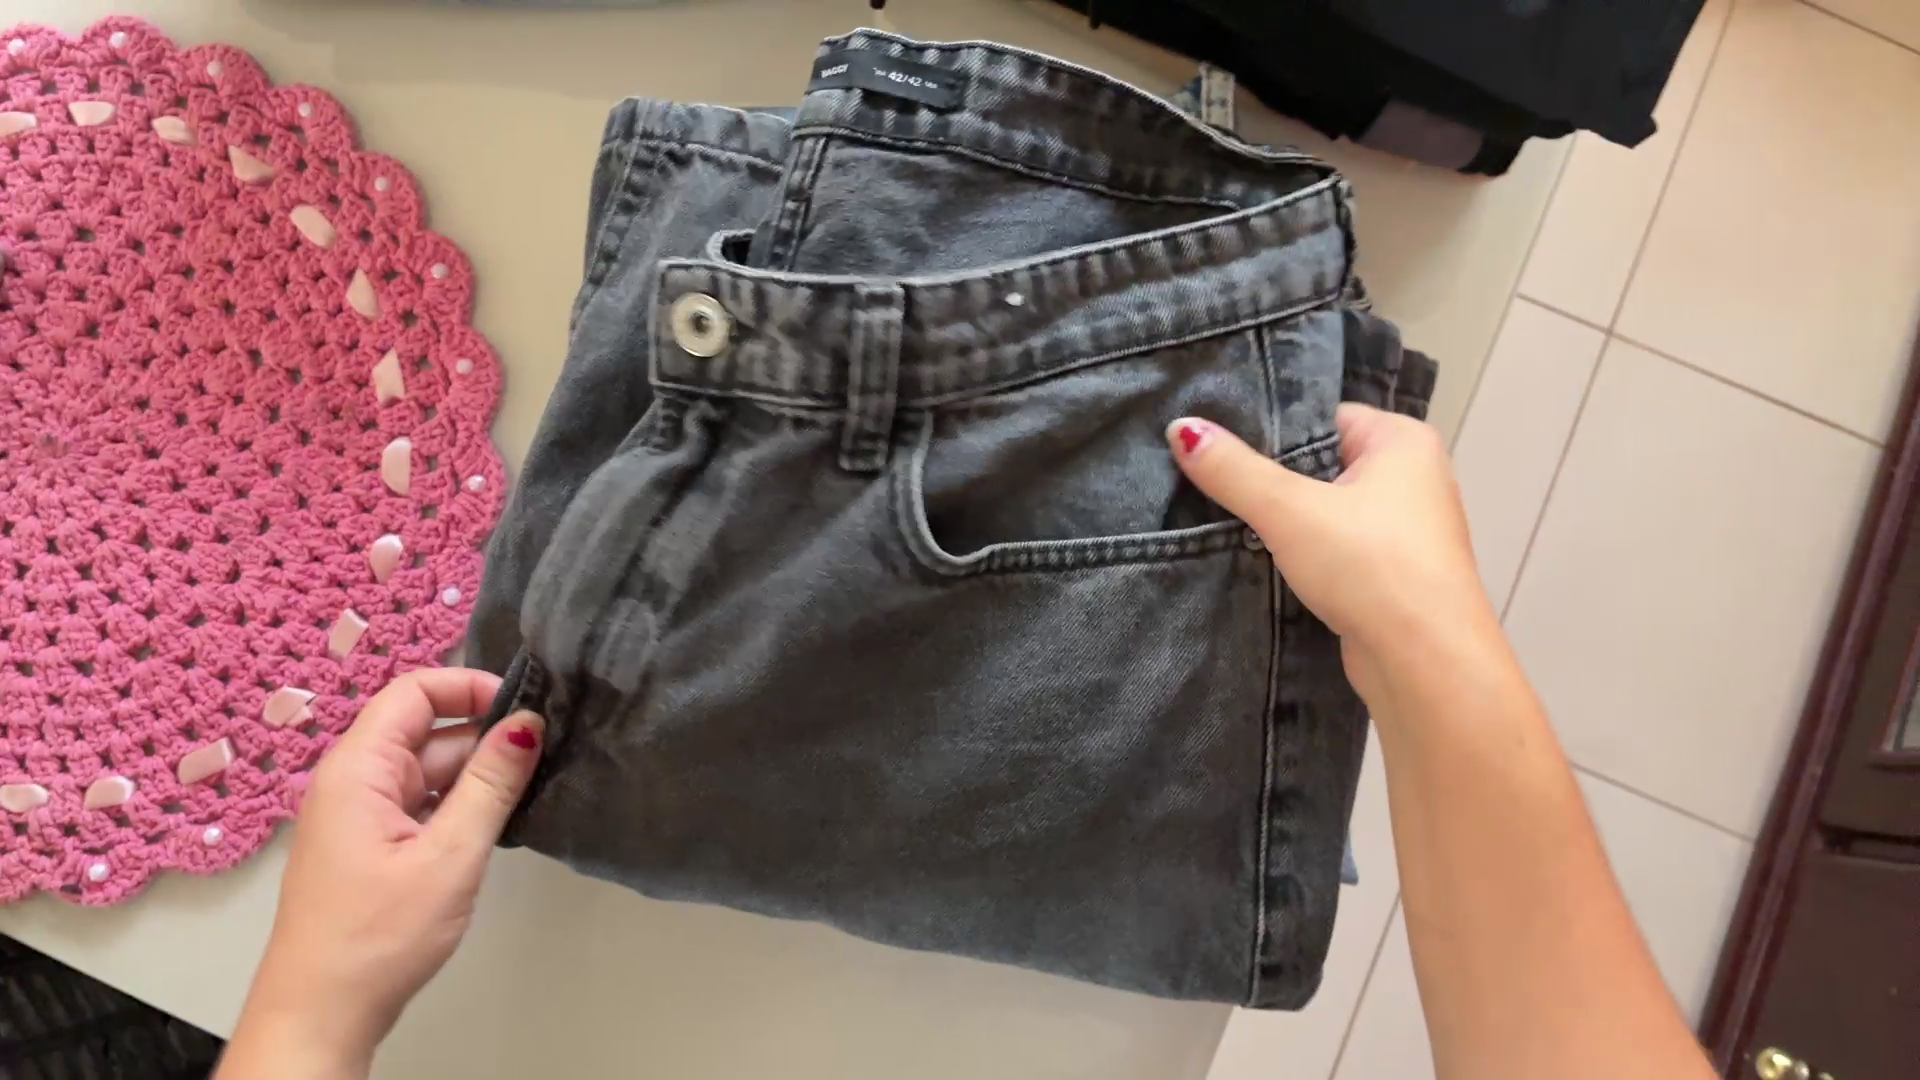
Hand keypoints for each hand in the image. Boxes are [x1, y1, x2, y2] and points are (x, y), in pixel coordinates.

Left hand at [218, 669, 543, 1078]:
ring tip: (538, 780)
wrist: (320, 1023)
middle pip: (431, 727)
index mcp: (359, 771)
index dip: (470, 686)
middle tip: (550, 747)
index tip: (526, 709)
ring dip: (484, 769)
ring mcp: (369, 813)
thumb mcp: (450, 853)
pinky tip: (506, 812)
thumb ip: (493, 781)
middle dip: (489, 732)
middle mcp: (359, 782)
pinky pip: (433, 797)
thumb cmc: (380, 935)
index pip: (415, 692)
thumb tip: (530, 720)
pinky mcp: (382, 841)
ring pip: (437, 764)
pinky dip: (470, 797)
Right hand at [1167, 405, 1499, 705]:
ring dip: (1279, 518)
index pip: (1319, 417)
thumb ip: (1232, 469)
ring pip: (1322, 507)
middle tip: (1208, 481)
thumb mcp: (1287, 509)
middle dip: (1266, 477)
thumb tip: (1180, 426)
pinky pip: (1331, 542)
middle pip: (1317, 461)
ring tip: (1222, 518)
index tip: (1214, 444)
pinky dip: (1298, 548)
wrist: (1424, 662)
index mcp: (1402, 440)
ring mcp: (1403, 527)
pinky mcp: (1389, 570)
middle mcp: (1411, 476)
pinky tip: (1258, 556)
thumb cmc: (1368, 565)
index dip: (1266, 430)